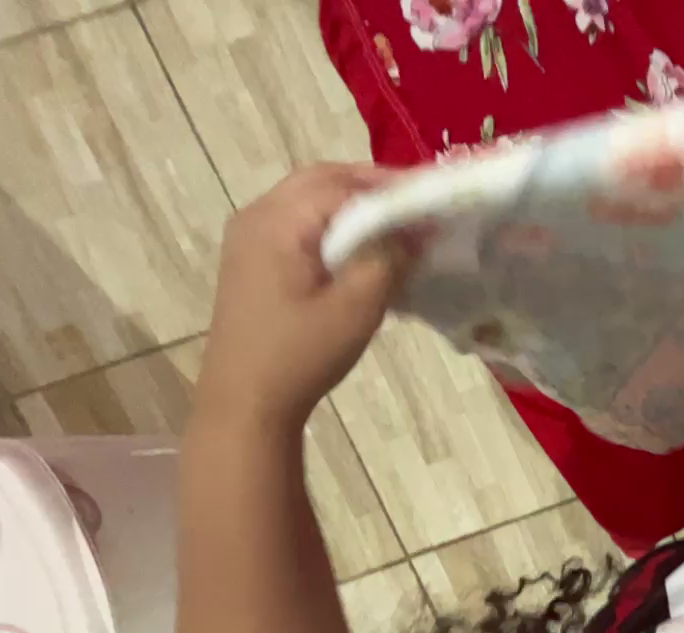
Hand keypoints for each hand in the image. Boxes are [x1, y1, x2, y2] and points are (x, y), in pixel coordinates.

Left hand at [194, 163, 411, 430]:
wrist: (248, 398)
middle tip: (422, 205)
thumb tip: (417, 230)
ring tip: (402, 226)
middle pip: (322, 182)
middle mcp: (259, 216)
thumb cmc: (301, 354)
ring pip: (312, 202)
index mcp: (278, 222)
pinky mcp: (258, 260)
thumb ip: (387, 261)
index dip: (391, 188)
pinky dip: (340, 225)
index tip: (435, 199)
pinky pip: (304, 225)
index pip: (341, 185)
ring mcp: (253, 238)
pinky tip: (367, 251)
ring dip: (357, 205)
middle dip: (374, 187)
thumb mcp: (355, 309)